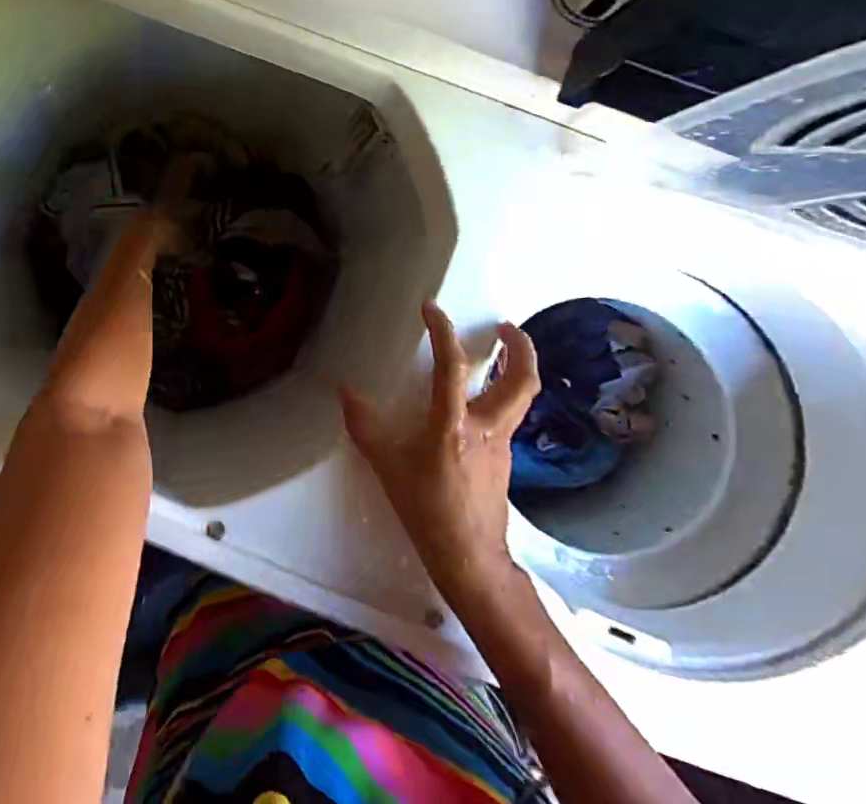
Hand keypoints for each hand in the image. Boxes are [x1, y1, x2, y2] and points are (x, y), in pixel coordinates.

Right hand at [339, 301, 539, 599]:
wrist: (468, 556)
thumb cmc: (424, 508)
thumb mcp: (385, 465)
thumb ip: (364, 424)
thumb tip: (343, 389)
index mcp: (454, 425)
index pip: (452, 366)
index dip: (442, 332)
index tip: (431, 309)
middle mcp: (488, 428)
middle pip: (522, 380)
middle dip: (521, 348)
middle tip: (506, 327)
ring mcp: (503, 445)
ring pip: (522, 398)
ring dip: (517, 370)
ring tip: (501, 355)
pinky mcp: (506, 461)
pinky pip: (509, 418)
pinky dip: (502, 398)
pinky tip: (480, 405)